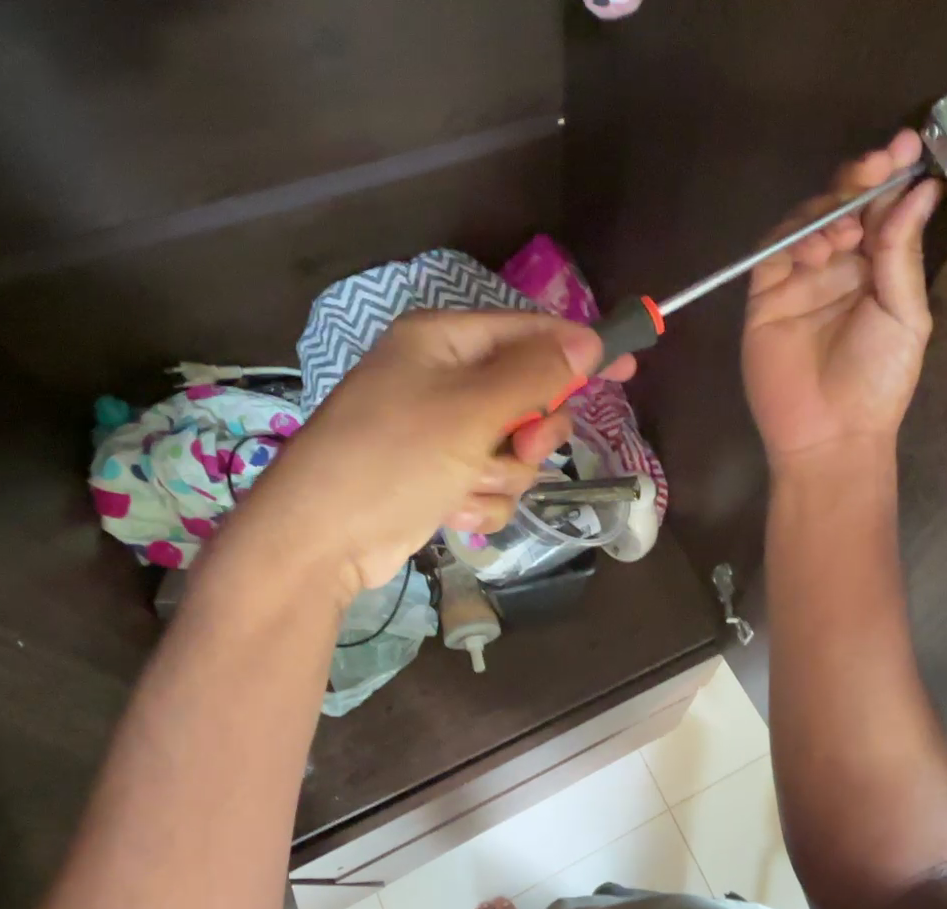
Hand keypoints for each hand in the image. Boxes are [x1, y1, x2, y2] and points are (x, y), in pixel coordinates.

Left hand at [216, 310, 631, 601]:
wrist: (319, 539)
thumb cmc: (391, 458)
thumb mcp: (470, 411)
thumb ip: (535, 375)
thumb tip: (588, 342)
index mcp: (443, 342)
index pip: (528, 332)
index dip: (578, 349)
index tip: (626, 366)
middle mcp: (443, 380)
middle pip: (529, 396)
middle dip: (529, 433)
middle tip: (518, 450)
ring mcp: (440, 431)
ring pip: (515, 449)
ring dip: (501, 475)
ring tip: (463, 485)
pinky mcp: (438, 476)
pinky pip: (491, 483)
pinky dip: (479, 501)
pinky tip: (449, 510)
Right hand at [742, 130, 942, 468]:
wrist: (831, 435)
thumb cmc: (878, 380)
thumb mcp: (905, 315)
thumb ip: (901, 253)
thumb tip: (919, 192)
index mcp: (876, 272)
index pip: (880, 213)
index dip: (890, 179)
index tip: (907, 146)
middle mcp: (837, 270)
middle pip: (841, 208)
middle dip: (859, 180)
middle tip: (878, 162)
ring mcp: (798, 281)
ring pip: (805, 223)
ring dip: (829, 211)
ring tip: (848, 229)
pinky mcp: (765, 297)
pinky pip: (774, 254)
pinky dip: (794, 239)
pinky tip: (820, 245)